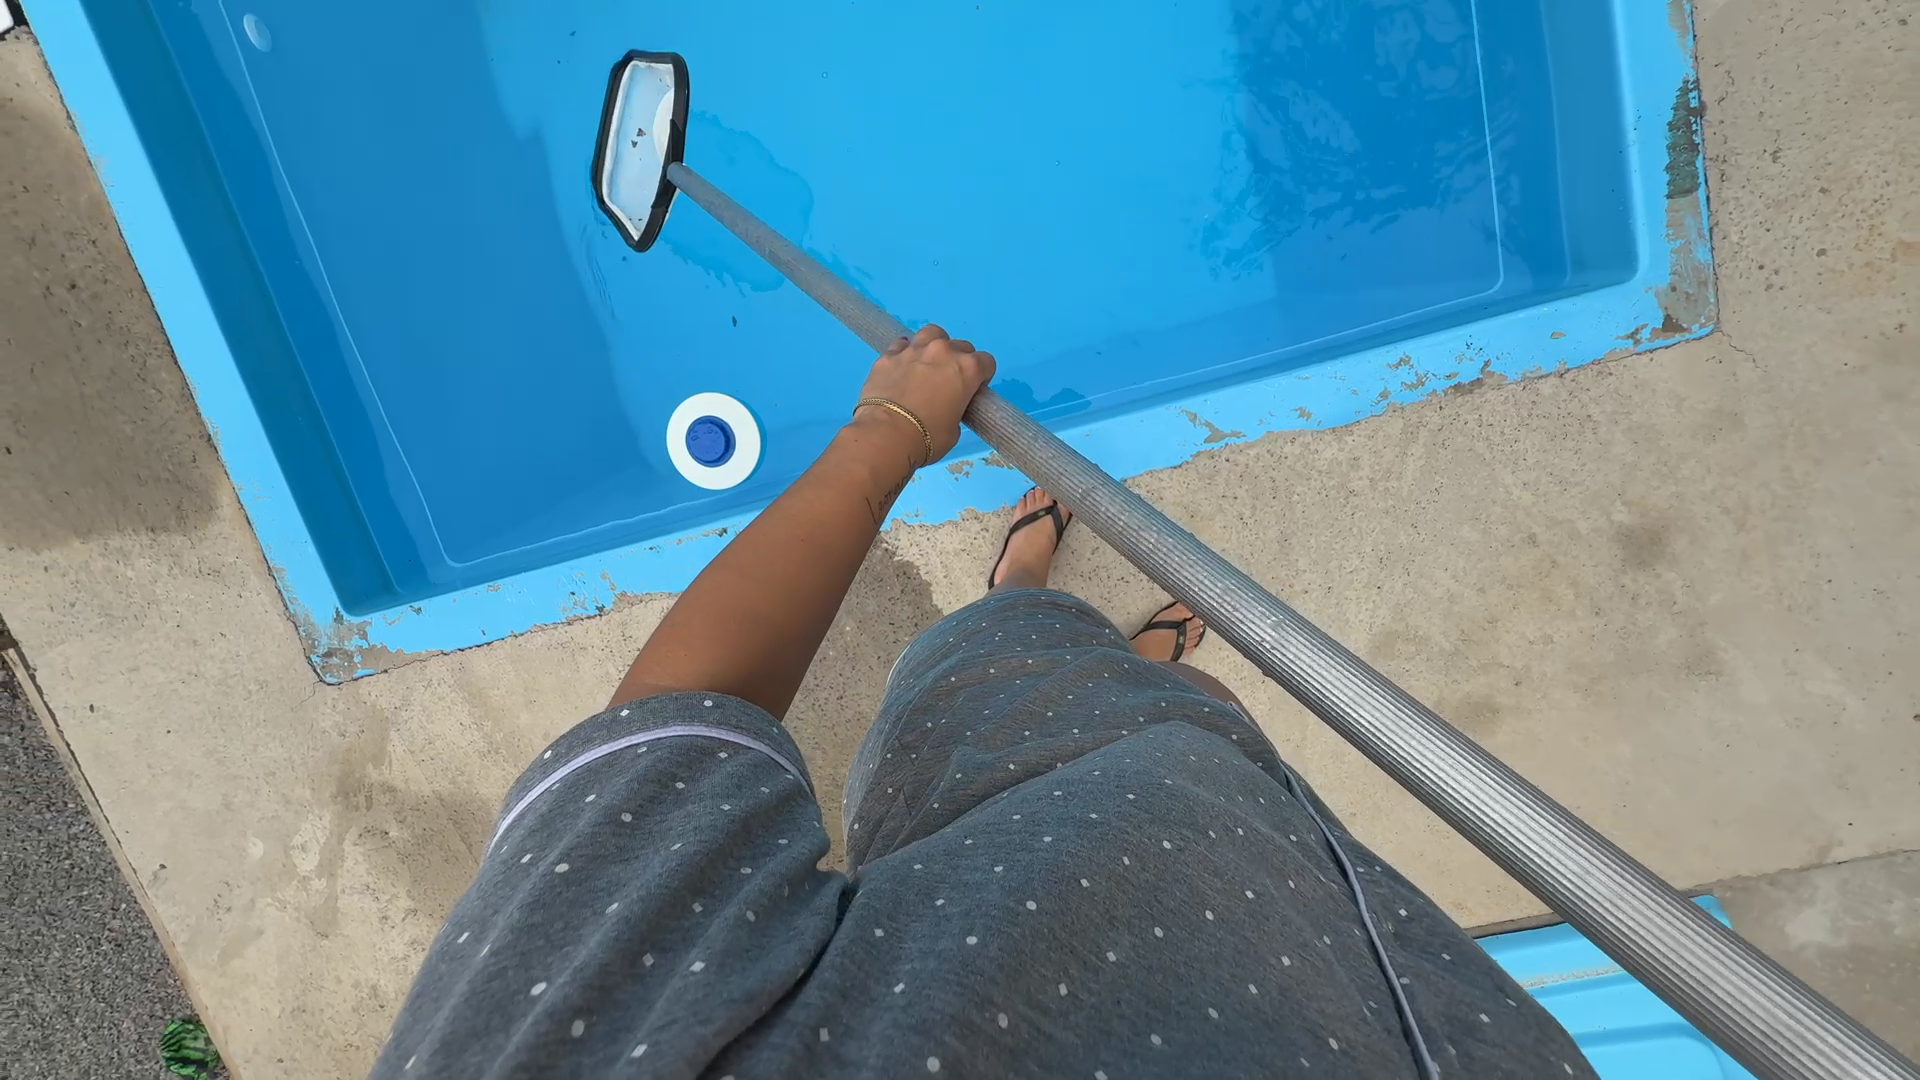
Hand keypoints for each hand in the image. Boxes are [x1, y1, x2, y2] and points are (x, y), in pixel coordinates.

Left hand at [852, 324, 995, 463]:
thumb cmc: (928, 438)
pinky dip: (905, 353)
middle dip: (959, 362)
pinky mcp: (888, 355)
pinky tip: (901, 367)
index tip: (973, 389)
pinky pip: (901, 345)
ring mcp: (914, 350)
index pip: (987, 362)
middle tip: (949, 383)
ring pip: (931, 334)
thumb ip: (955, 410)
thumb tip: (945, 407)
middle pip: (961, 346)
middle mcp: (943, 351)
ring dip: (934, 345)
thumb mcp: (954, 430)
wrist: (886, 435)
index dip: (982, 376)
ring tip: (927, 364)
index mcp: (967, 369)